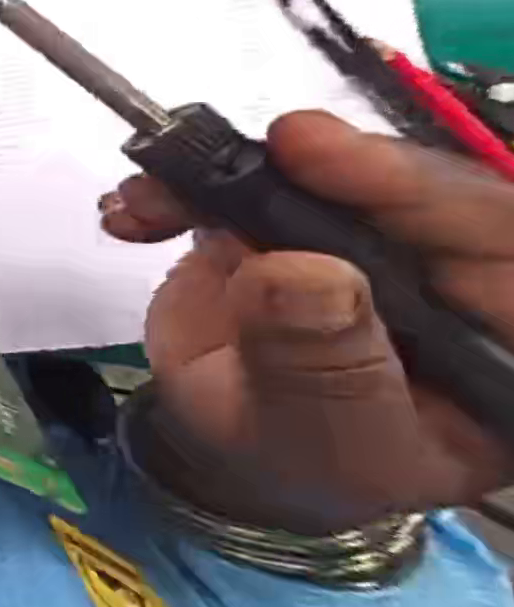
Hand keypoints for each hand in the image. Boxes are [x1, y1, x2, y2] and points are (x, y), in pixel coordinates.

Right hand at [100, 110, 513, 533]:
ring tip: (141, 203)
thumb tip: (300, 271)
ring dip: (203, 178)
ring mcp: (344, 243)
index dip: (412, 185)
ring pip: (290, 178)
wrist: (228, 445)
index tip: (314, 149)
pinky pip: (220, 192)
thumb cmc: (300, 456)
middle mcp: (436, 267)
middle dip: (297, 164)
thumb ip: (320, 362)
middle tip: (221, 154)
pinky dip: (167, 195)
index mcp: (499, 322)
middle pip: (384, 188)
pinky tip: (130, 216)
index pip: (489, 236)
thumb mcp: (323, 430)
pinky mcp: (266, 232)